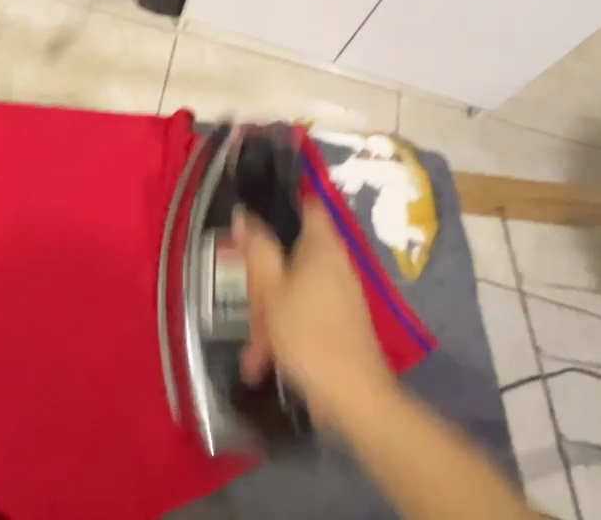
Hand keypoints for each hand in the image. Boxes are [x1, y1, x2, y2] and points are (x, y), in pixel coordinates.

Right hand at [233, 200, 394, 426]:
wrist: (354, 398)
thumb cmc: (307, 336)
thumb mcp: (270, 291)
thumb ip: (258, 250)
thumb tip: (246, 215)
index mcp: (321, 247)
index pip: (308, 205)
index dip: (284, 201)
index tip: (258, 210)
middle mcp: (335, 265)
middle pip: (292, 253)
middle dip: (265, 279)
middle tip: (249, 302)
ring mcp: (341, 295)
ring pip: (295, 287)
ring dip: (270, 313)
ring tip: (255, 348)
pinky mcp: (342, 323)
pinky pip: (306, 313)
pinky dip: (286, 330)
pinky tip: (266, 362)